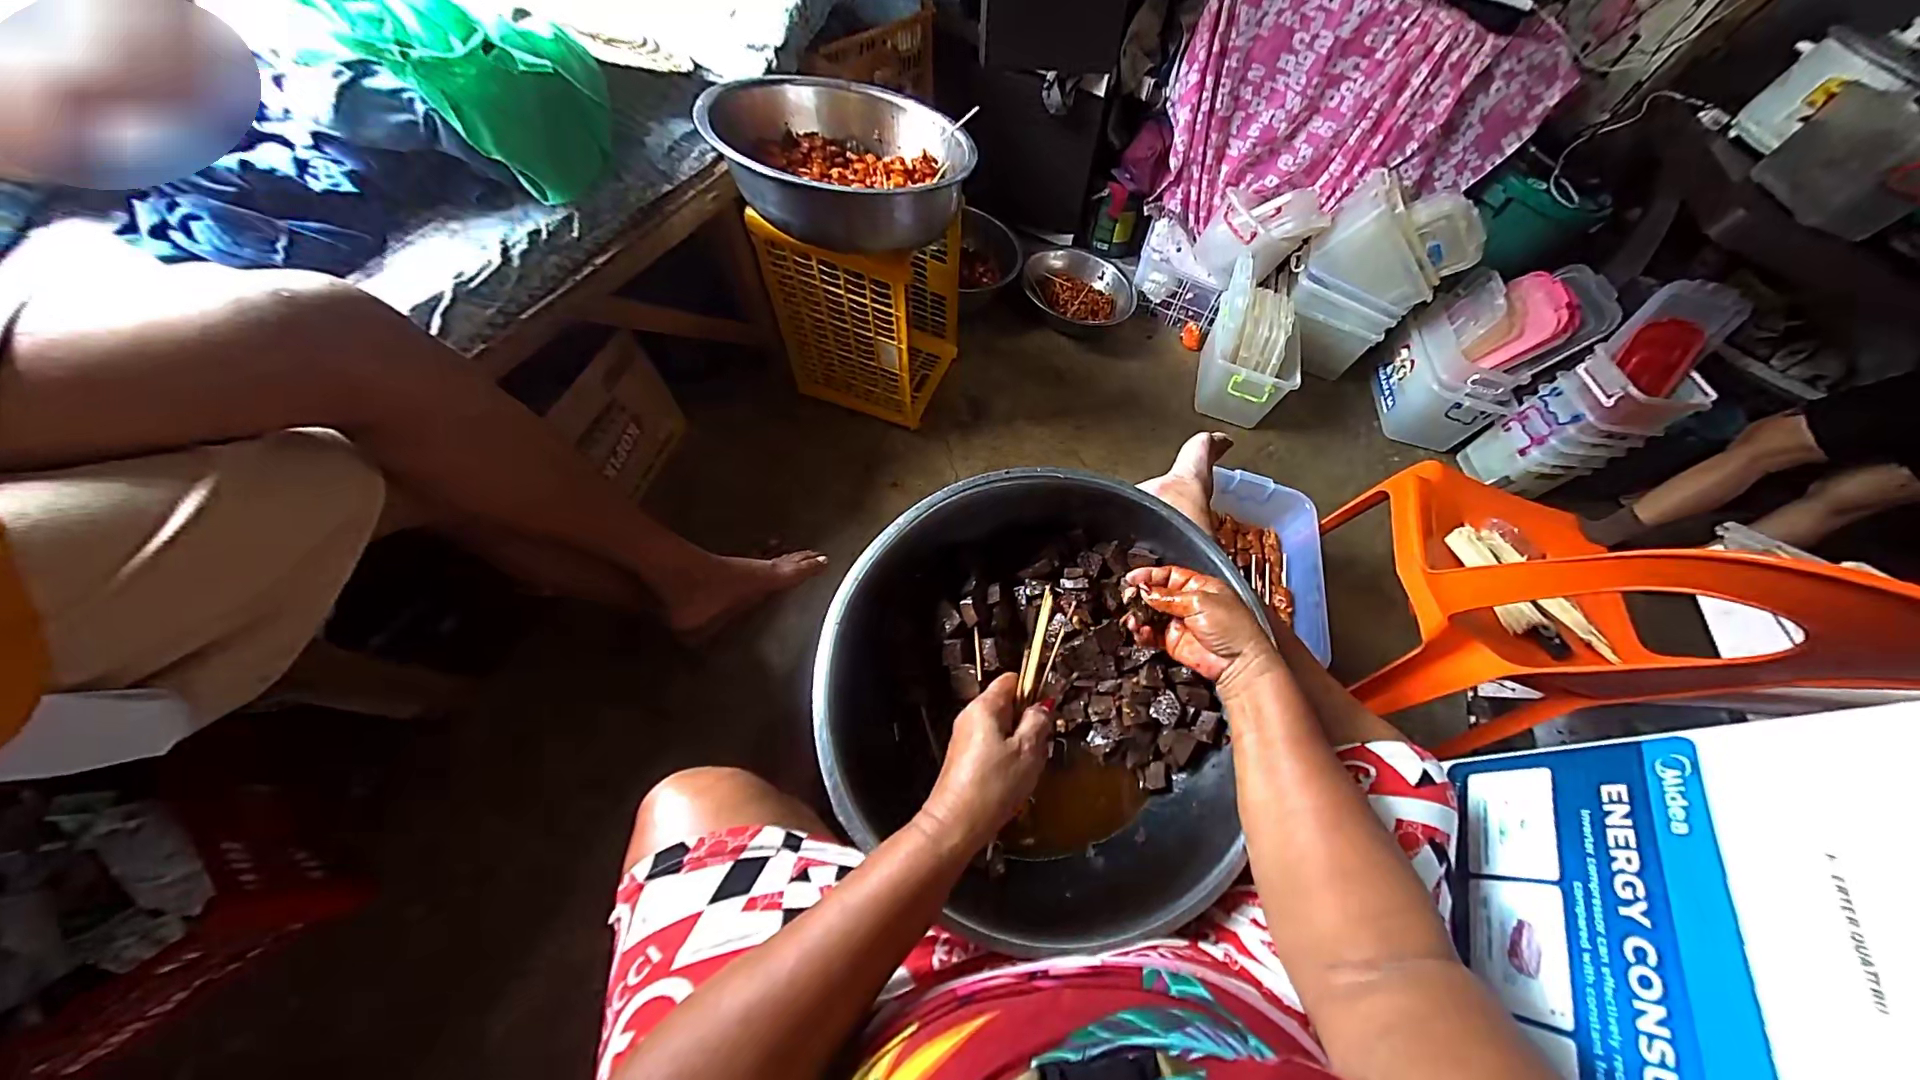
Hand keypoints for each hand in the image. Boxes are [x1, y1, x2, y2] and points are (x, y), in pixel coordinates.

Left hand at [917, 674, 1051, 853]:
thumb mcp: (1028, 750)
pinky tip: (1013, 779)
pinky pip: (993, 748)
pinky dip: (1008, 758)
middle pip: (1008, 705)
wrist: (957, 824)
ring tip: (1026, 766)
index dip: (1033, 689)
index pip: (1012, 680)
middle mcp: (970, 717)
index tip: (1047, 708)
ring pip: (1002, 728)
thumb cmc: (990, 787)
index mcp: (984, 707)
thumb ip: (1039, 721)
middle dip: (1028, 722)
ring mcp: (966, 737)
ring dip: (1020, 743)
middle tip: (1039, 744)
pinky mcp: (966, 758)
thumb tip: (1043, 706)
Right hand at [1124, 565, 1279, 690]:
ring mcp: (1179, 622)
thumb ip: (1169, 596)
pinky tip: (1139, 631)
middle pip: (1156, 594)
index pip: (1168, 575)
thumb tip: (1145, 591)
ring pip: (1150, 614)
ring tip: (1133, 619)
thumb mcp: (1200, 602)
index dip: (1150, 575)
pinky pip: (1151, 634)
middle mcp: (1187, 602)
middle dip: (1141, 595)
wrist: (1237, 663)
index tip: (1133, 578)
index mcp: (1199, 586)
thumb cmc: (1233, 629)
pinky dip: (1142, 633)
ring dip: (1138, 615)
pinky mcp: (1172, 641)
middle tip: (1130, 597)